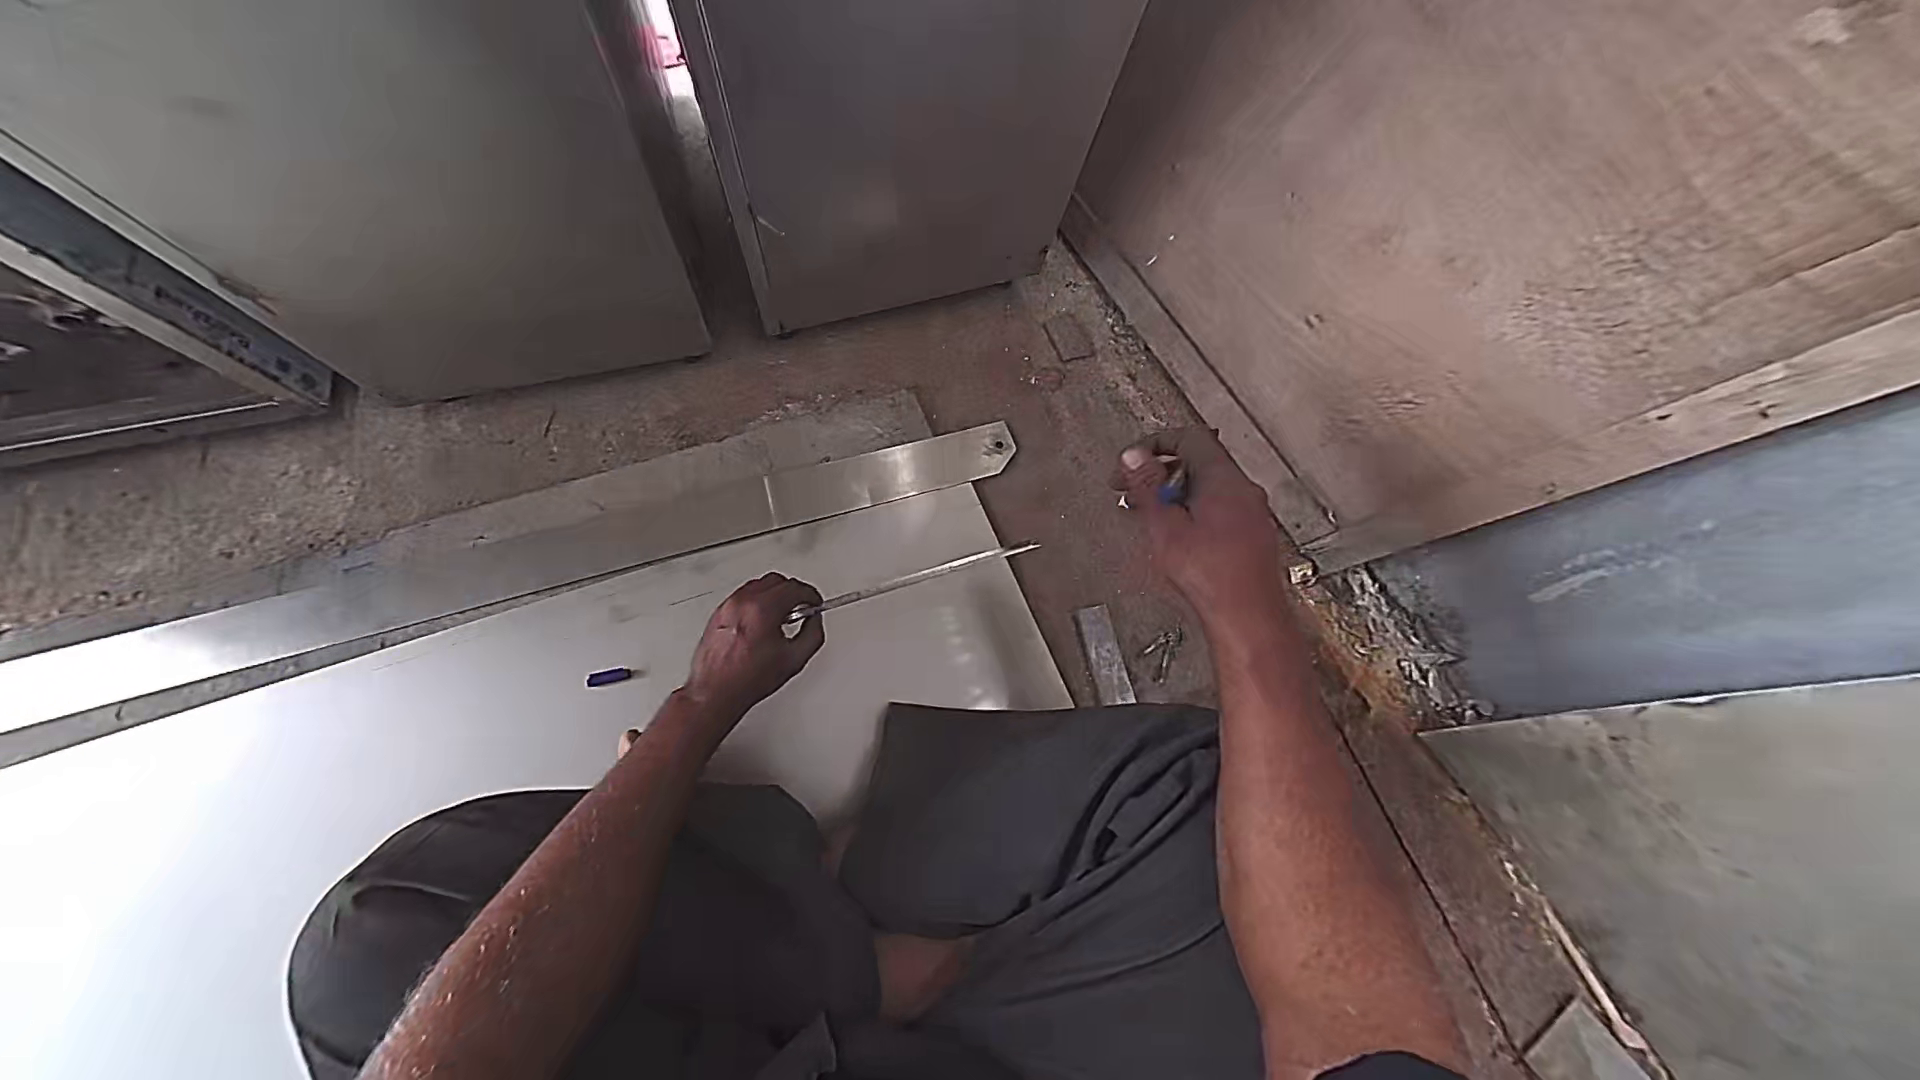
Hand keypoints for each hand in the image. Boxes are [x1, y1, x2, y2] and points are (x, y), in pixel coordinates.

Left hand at [682, 573, 826, 721]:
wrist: (715, 692)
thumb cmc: (747, 679)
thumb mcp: (794, 659)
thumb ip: (812, 634)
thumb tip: (814, 620)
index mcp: (763, 610)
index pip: (794, 588)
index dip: (811, 595)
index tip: (814, 602)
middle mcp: (743, 603)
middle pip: (776, 581)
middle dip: (793, 592)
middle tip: (801, 606)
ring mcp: (728, 606)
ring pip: (759, 585)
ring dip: (774, 595)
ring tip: (782, 615)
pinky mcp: (719, 613)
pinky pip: (743, 596)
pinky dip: (757, 601)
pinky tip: (763, 619)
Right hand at [1112, 428, 1286, 631]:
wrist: (1246, 616)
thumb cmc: (1212, 577)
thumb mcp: (1165, 526)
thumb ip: (1147, 487)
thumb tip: (1134, 457)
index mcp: (1224, 480)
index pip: (1189, 438)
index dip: (1155, 444)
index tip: (1133, 461)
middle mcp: (1244, 491)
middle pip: (1199, 461)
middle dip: (1160, 473)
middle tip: (1134, 490)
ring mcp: (1252, 513)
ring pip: (1207, 487)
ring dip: (1174, 495)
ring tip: (1150, 516)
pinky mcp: (1252, 534)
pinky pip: (1218, 508)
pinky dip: (1192, 512)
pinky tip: (1175, 537)